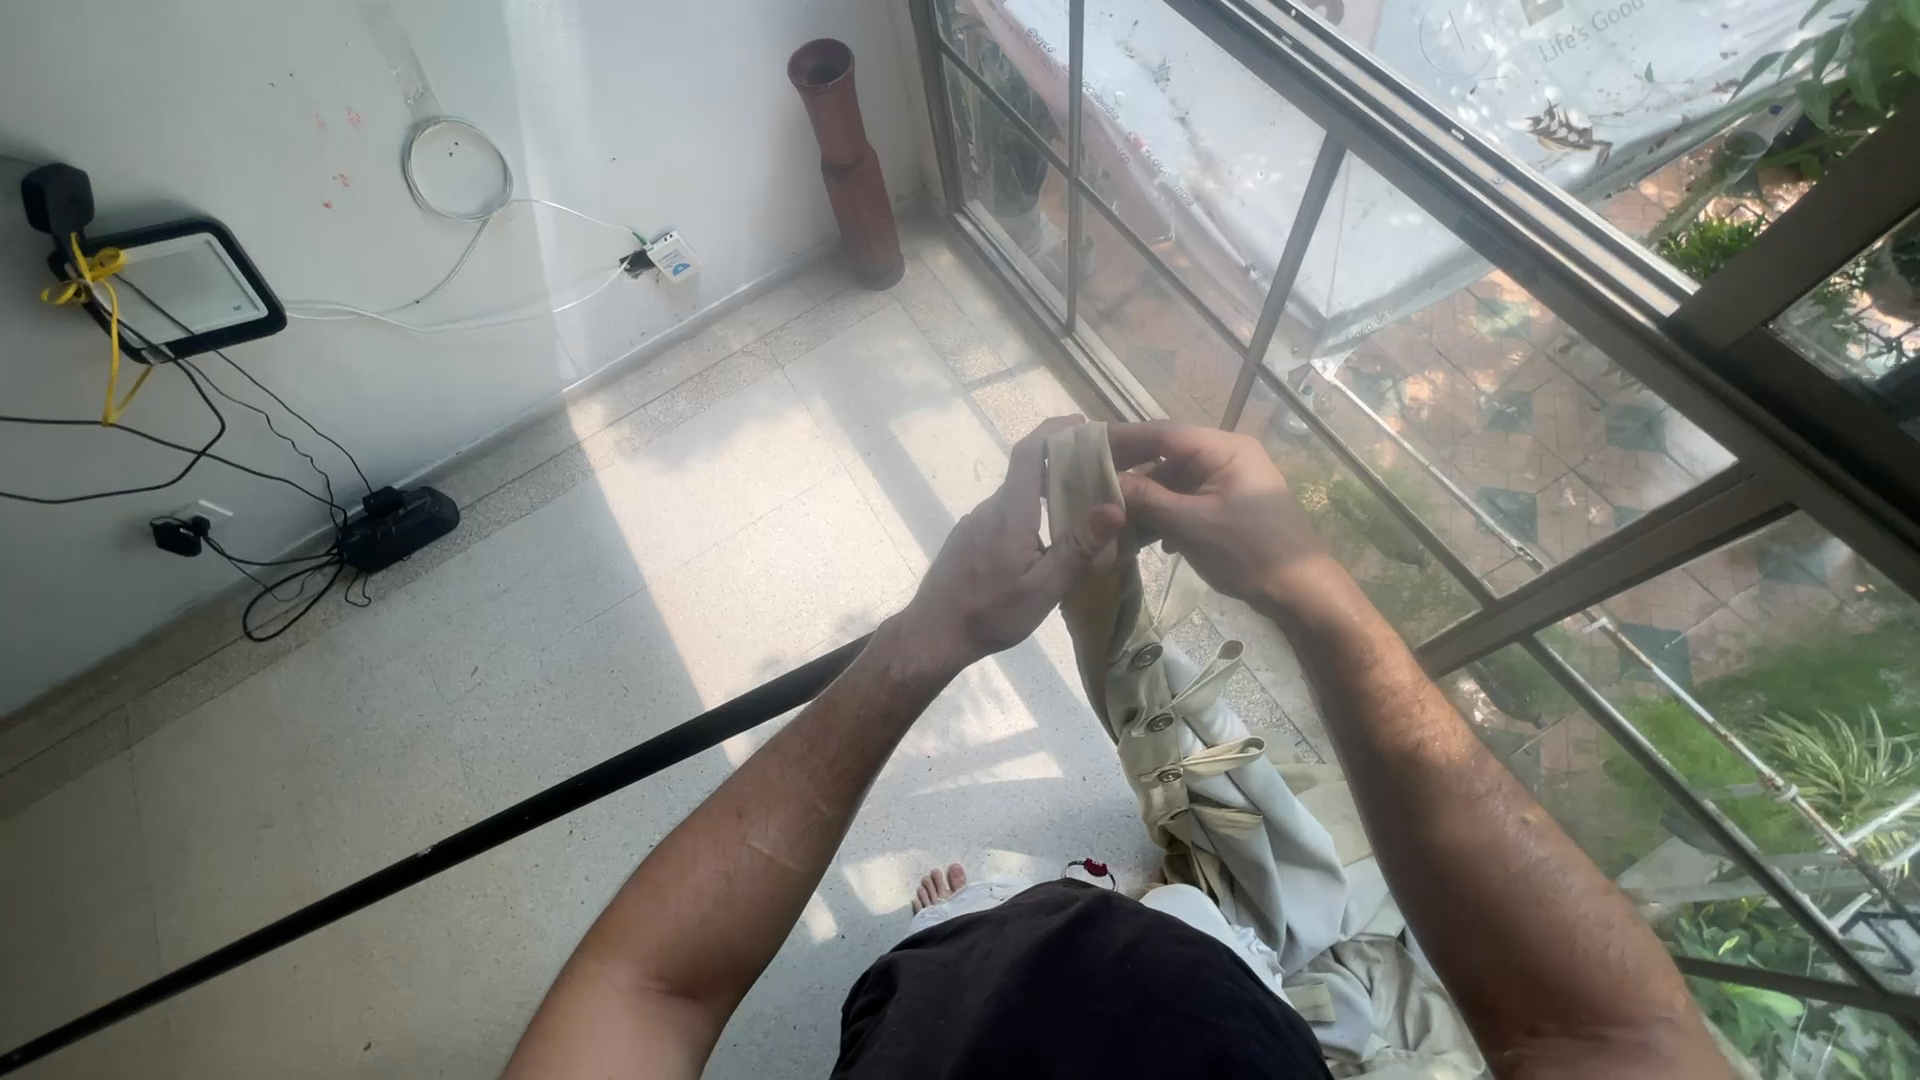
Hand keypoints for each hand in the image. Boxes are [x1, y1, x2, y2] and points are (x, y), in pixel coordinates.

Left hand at [898, 416, 1125, 673]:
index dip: (1054, 431)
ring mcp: (975, 523)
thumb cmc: (990, 614)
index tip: (1083, 424)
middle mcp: (990, 509)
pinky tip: (1044, 542)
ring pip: (1016, 497)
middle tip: (1098, 475)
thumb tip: (1113, 507)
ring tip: (1080, 512)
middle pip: (1026, 472)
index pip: (1028, 453)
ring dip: (1046, 494)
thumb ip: (1077, 547)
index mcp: (1010, 513)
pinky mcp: (968, 539)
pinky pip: (1004, 515)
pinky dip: (1029, 515)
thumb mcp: (1043, 588)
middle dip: (1061, 465)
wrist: (934, 634)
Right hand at [1109, 422, 1355, 621]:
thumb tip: (1109, 482)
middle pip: (1168, 455)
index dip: (1124, 439)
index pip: (1164, 433)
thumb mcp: (1190, 525)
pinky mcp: (1229, 504)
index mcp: (1225, 449)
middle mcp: (1228, 456)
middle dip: (1133, 473)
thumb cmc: (1248, 551)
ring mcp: (1230, 480)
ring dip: (1148, 499)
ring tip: (1116, 517)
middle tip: (1094, 484)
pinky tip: (1150, 538)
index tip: (1088, 447)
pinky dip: (1166, 513)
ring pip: (1176, 480)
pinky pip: (1188, 499)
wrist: (1299, 591)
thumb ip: (1147, 498)